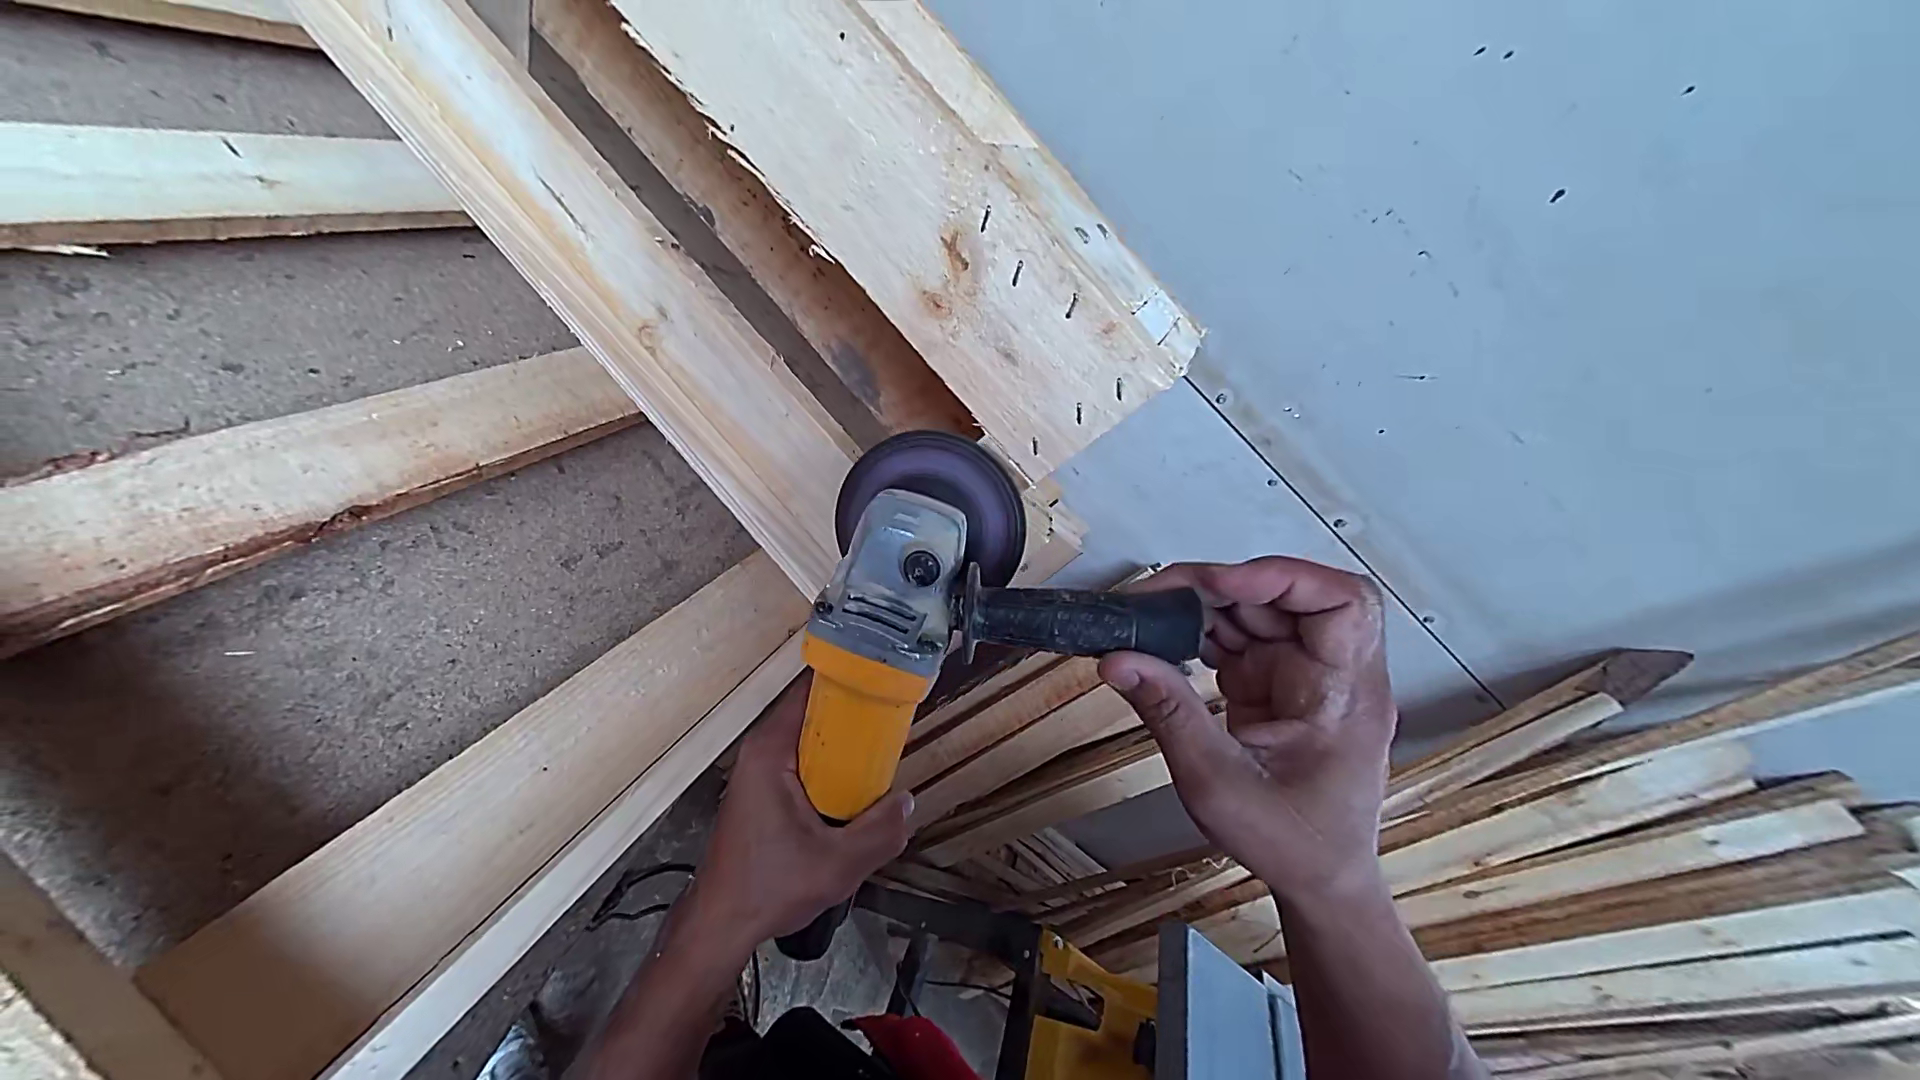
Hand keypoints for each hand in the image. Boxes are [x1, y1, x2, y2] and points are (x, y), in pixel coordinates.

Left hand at [683, 673, 915, 952]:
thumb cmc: (767, 890)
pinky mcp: (763, 787)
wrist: (720, 925)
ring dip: (843, 740)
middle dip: (853, 712)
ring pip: (810, 735)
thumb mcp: (837, 866)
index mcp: (771, 750)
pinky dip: (830, 762)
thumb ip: (880, 832)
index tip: (882, 680)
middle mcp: (761, 749)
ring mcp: (759, 768)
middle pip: (814, 709)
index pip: (810, 689)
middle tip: (891, 720)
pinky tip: (854, 784)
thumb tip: (907, 801)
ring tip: (880, 750)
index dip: (848, 679)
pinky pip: (803, 757)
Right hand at [1098, 557, 1396, 902]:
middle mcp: (1332, 672)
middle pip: (1285, 596)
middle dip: (1219, 588)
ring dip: (1202, 609)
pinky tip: (1166, 646)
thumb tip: (1117, 659)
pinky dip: (1200, 633)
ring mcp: (1303, 674)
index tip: (1216, 583)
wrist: (1317, 879)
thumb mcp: (1218, 783)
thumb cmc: (1291, 842)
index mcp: (1344, 693)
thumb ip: (1168, 714)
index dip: (1277, 576)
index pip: (1340, 601)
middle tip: (1156, 600)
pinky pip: (1238, 637)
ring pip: (1255, 610)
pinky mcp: (1277, 681)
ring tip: (1149, 623)